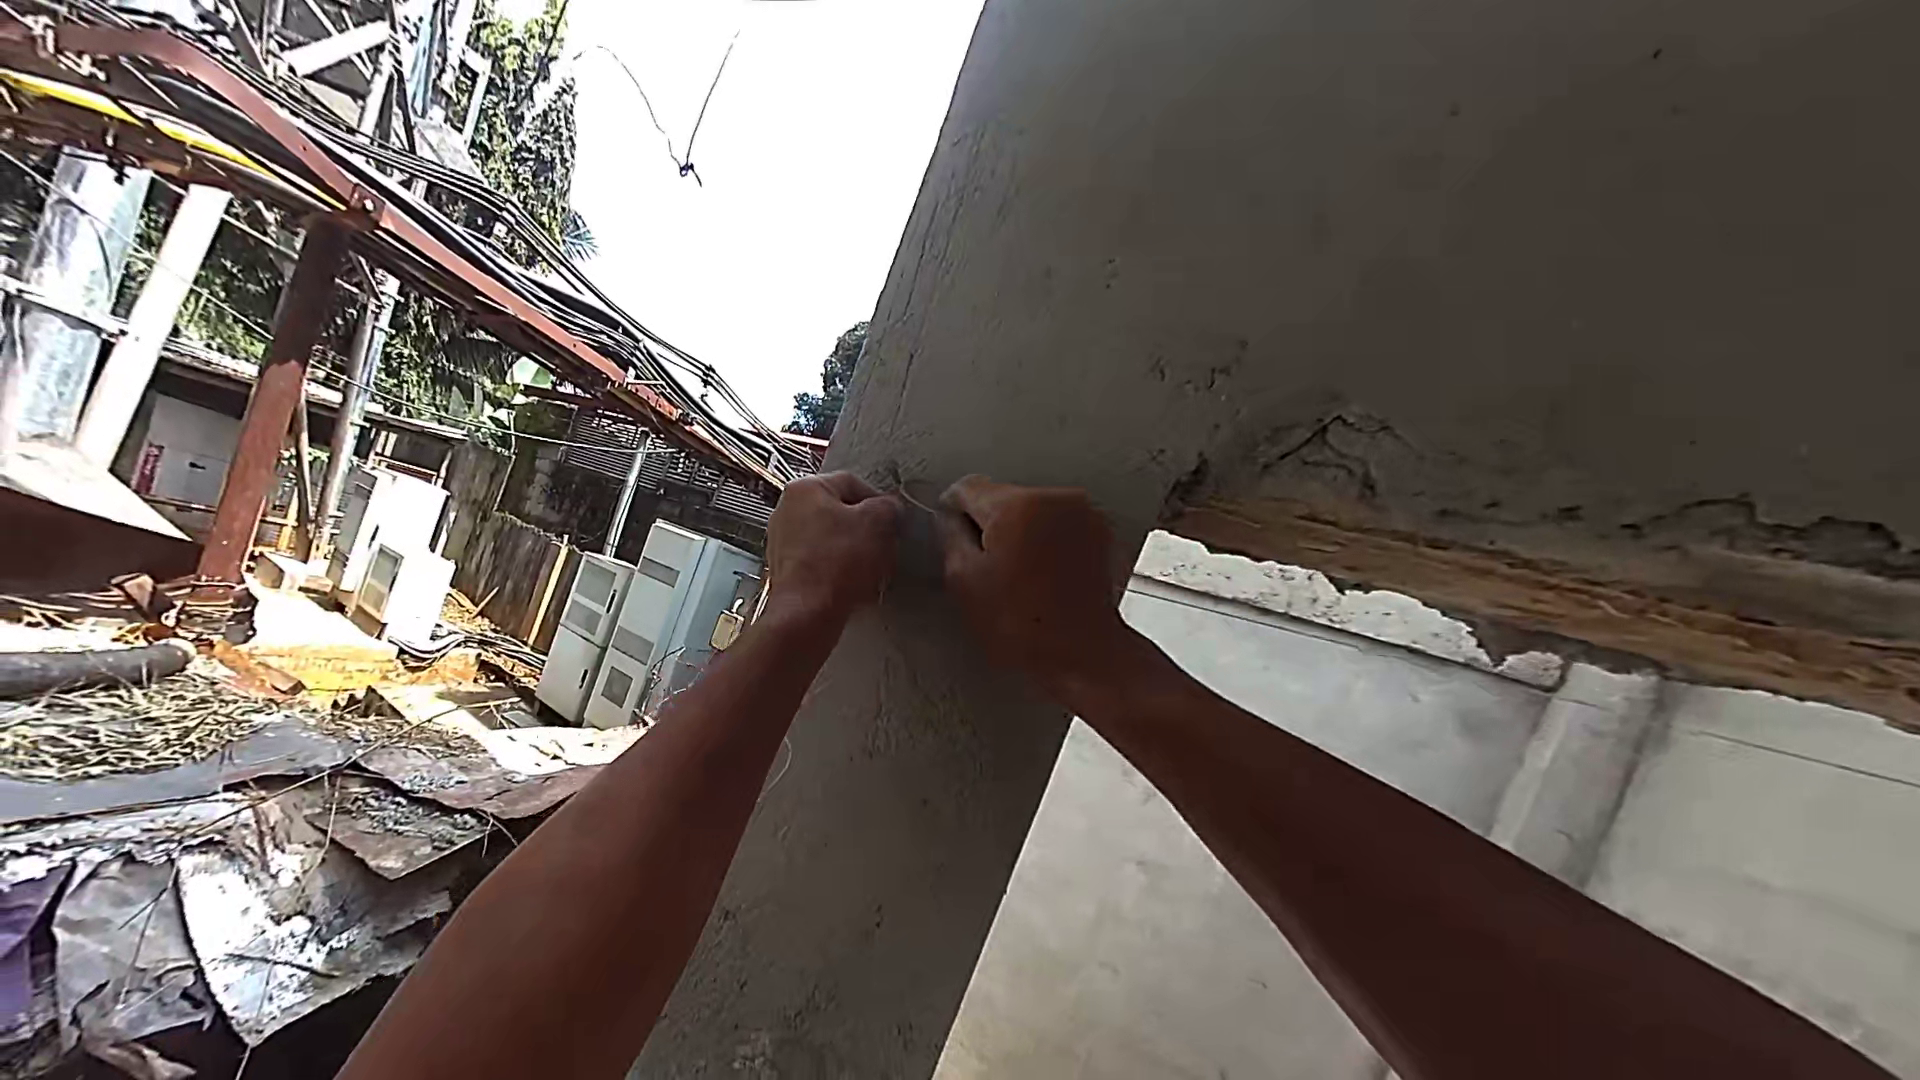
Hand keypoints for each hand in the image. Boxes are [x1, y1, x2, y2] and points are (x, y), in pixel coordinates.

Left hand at [763, 472, 902, 626]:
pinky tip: (854, 583)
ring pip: (832, 538)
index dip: (880, 502)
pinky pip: (823, 562)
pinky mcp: (787, 570)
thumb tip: (890, 507)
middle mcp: (787, 511)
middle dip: (866, 528)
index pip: (853, 483)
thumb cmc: (835, 565)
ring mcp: (783, 541)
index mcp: (805, 488)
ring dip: (855, 550)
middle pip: (841, 511)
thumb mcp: (878, 523)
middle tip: (883, 544)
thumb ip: (889, 506)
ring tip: (870, 568)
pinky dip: (840, 570)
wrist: (808, 613)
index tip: (892, 519)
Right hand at [937, 475, 1139, 698]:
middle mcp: (1055, 500)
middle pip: (1003, 497)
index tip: (952, 529)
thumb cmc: (1026, 626)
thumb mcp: (964, 581)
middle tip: (991, 568)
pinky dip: (1048, 542)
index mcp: (1016, 506)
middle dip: (992, 526)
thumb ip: (949, 536)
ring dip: (1022, 532)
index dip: (952, 511)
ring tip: (1023, 576)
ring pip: (1032, 510)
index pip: (968, 487)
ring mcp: (1083, 514)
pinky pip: (1059, 524)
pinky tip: (1045, 576)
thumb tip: (949, 519)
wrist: (1082, 653)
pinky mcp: (1100, 532)